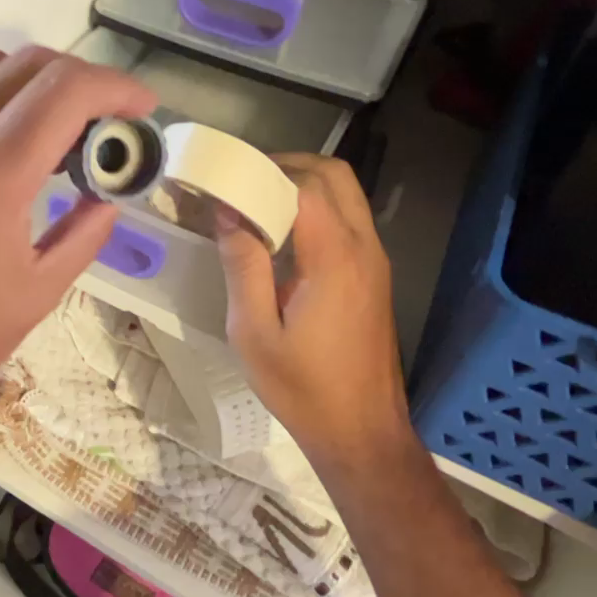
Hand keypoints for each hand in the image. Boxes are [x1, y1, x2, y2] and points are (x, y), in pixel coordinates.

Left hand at [0, 46, 157, 445]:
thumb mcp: (34, 296)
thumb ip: (82, 236)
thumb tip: (108, 198)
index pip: (62, 92)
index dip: (115, 86)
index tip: (144, 107)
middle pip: (25, 65)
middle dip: (81, 78)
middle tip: (108, 123)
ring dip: (36, 81)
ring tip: (62, 130)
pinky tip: (13, 146)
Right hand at [216, 154, 411, 463]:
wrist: (360, 430)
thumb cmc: (301, 386)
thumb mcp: (252, 331)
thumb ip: (242, 266)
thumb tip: (228, 213)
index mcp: (334, 258)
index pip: (303, 186)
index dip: (261, 173)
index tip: (222, 179)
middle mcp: (363, 247)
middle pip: (333, 175)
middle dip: (285, 166)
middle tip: (239, 184)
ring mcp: (374, 260)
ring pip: (345, 194)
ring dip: (302, 185)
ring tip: (254, 204)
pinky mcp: (374, 274)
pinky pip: (347, 219)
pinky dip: (315, 208)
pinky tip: (280, 235)